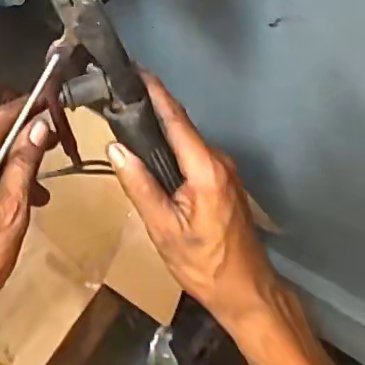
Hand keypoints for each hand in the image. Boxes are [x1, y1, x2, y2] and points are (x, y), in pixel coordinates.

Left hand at [0, 98, 57, 333]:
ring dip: (12, 167)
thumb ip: (24, 164)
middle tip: (56, 152)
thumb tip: (40, 125)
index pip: (3, 117)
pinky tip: (13, 202)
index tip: (56, 106)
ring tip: (39, 194)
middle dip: (25, 143)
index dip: (32, 109)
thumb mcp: (10, 214)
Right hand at [108, 73, 279, 326]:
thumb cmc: (205, 265)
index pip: (176, 118)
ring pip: (187, 140)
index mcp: (205, 167)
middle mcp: (218, 159)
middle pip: (181, 125)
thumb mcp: (164, 229)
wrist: (249, 295)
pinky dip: (172, 147)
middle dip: (152, 107)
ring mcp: (225, 169)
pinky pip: (193, 153)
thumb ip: (139, 185)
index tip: (135, 69)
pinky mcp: (224, 179)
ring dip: (161, 129)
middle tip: (120, 96)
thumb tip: (115, 148)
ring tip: (128, 121)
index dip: (155, 91)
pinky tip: (152, 152)